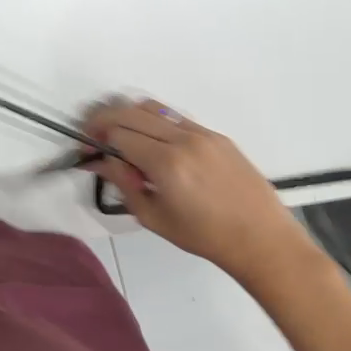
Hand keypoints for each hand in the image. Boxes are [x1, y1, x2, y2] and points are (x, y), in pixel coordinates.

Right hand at [83, 98, 323, 287]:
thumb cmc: (205, 237)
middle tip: (93, 137)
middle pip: (129, 112)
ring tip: (119, 134)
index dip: (94, 139)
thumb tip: (98, 161)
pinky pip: (175, 118)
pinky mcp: (218, 136)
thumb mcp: (152, 216)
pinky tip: (152, 142)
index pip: (116, 133)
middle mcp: (184, 140)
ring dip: (128, 115)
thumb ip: (122, 182)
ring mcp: (203, 134)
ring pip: (152, 108)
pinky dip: (154, 122)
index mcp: (166, 163)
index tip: (85, 151)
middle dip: (104, 120)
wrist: (265, 242)